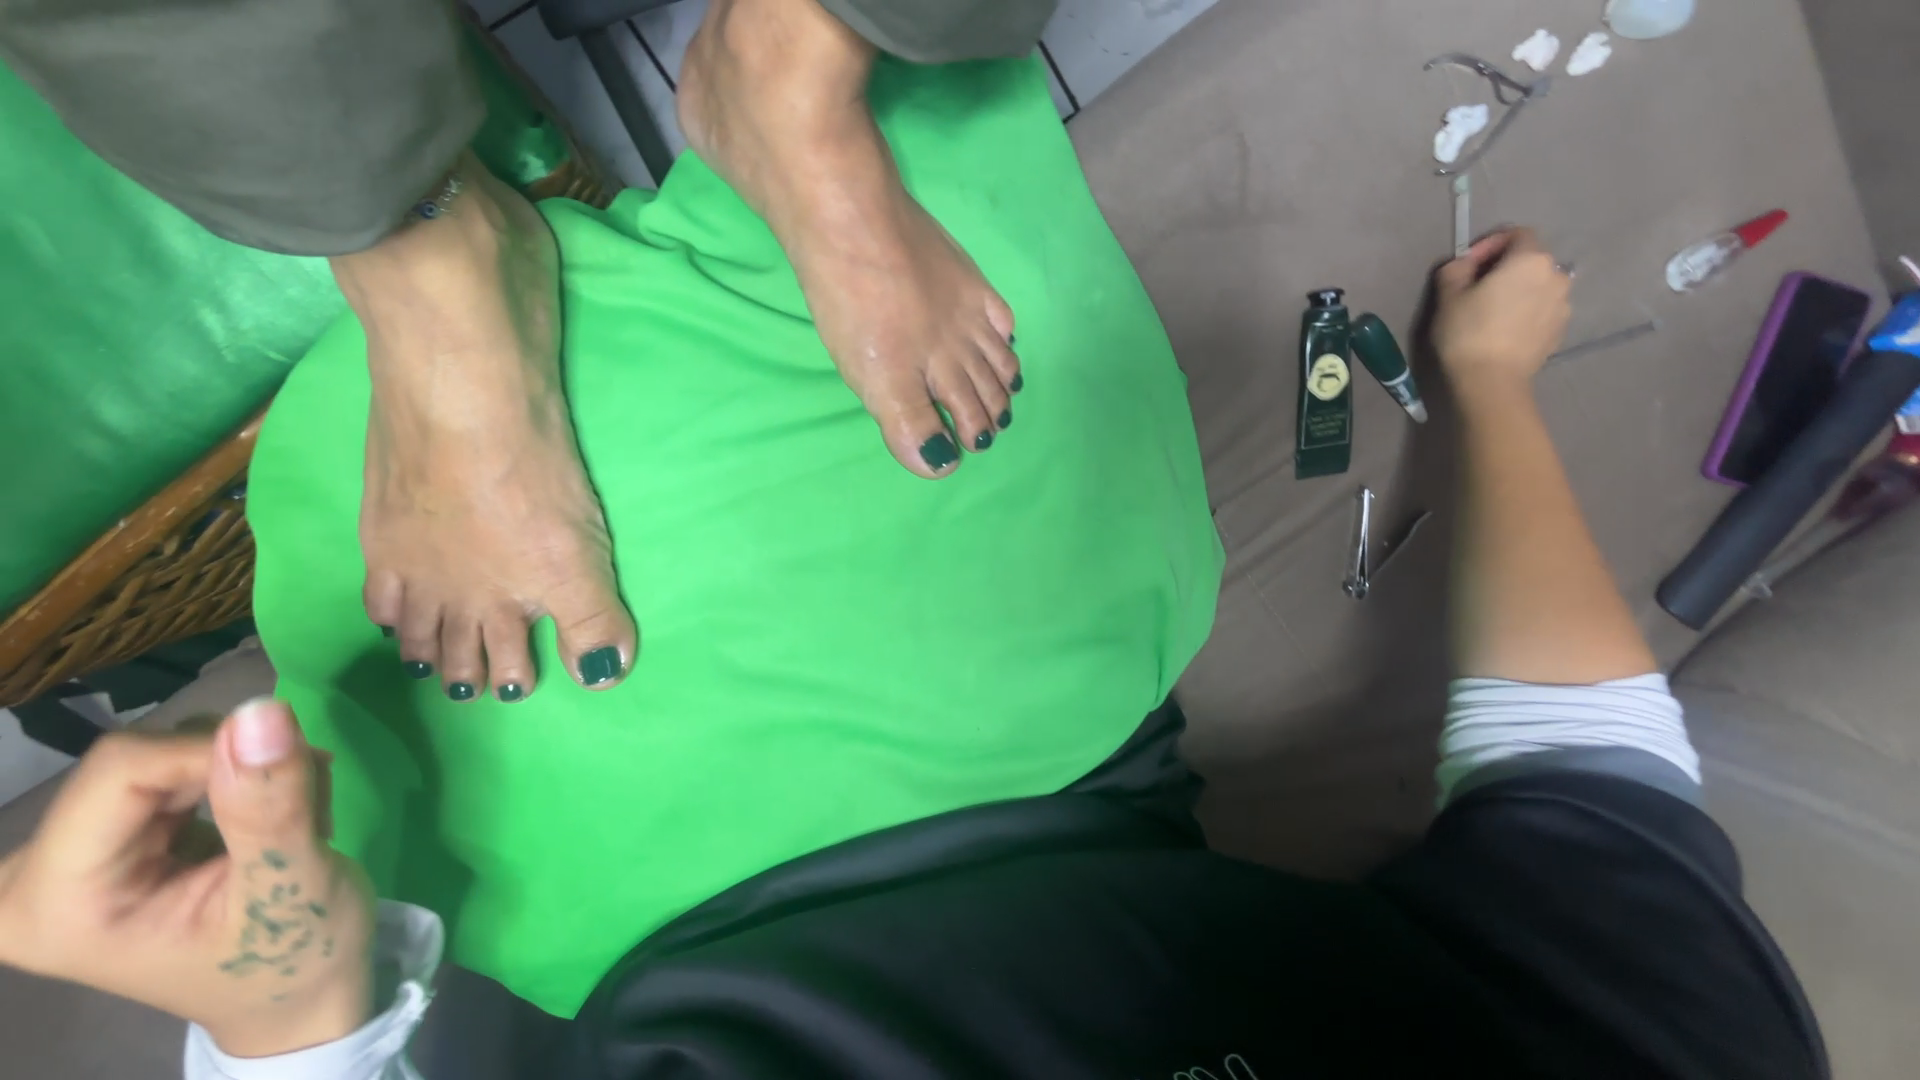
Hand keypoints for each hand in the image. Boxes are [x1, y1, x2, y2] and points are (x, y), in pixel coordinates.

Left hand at [0, 700, 373, 1057]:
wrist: (298, 998)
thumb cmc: (295, 956)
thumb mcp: (294, 884)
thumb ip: (271, 803)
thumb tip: (262, 708)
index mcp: (57, 904)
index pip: (123, 769)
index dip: (218, 754)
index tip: (296, 778)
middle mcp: (29, 881)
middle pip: (138, 760)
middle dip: (239, 768)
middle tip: (303, 811)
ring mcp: (62, 862)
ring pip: (160, 756)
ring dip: (245, 771)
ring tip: (292, 820)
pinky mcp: (101, 846)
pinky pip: (166, 771)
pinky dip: (235, 779)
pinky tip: (264, 820)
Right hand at [1431, 227, 1572, 394]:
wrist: (1491, 380)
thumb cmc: (1467, 333)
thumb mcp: (1448, 295)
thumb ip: (1456, 268)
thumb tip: (1465, 264)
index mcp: (1530, 259)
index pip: (1517, 234)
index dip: (1490, 243)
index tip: (1467, 264)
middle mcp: (1556, 275)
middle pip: (1530, 260)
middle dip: (1505, 268)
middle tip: (1476, 288)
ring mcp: (1563, 304)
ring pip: (1538, 286)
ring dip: (1518, 290)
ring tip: (1492, 312)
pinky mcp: (1560, 329)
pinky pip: (1542, 309)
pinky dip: (1526, 311)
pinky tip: (1504, 330)